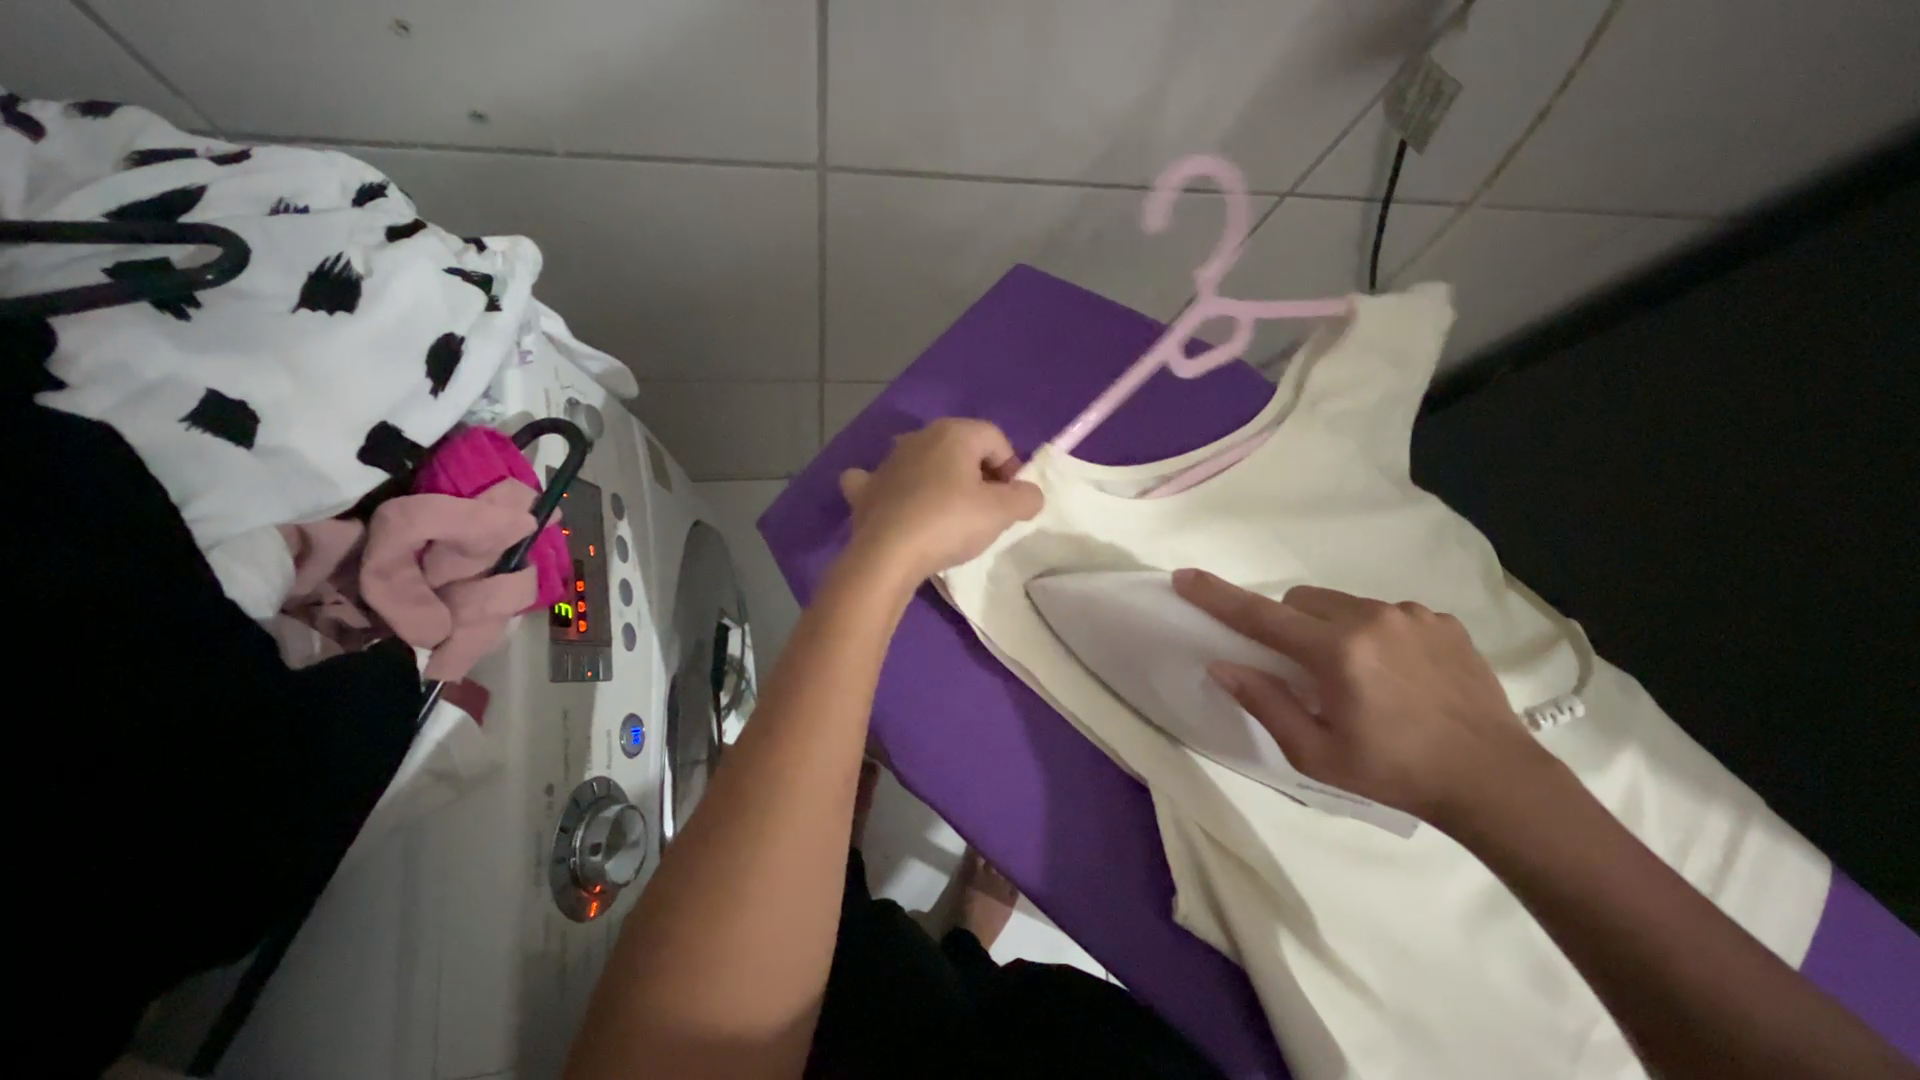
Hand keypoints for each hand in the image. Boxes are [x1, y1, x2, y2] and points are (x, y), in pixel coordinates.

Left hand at [838, 419, 1042, 582]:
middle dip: (978, 473)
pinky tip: (897, 504)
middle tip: (986, 510)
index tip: (1012, 501)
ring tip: (948, 513)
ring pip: (923, 461)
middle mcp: (918, 437)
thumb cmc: (949, 523)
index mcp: (954, 433)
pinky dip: (892, 488)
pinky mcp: (865, 489)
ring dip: (938, 479)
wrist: (887, 555)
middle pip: (960, 448)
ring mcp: (887, 462)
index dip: (1011, 468)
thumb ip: (1025, 497)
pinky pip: (882, 480)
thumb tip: (1029, 493)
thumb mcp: (1001, 512)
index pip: (996, 439)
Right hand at [1173, 569, 1552, 825]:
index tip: (1186, 577)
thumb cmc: (1394, 773)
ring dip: (1333, 630)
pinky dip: (1376, 636)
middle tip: (1303, 673)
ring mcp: (1412, 615)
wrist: (1493, 779)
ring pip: (1345, 605)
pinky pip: (1388, 615)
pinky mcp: (1443, 621)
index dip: (1218, 598)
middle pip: (1301, 601)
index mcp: (1336, 652)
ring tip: (1360, 680)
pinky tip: (1399, 677)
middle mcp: (1372, 618)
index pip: (1261, 616)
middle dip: (1288, 626)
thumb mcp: (1316, 754)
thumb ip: (1266, 703)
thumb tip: (1223, 666)